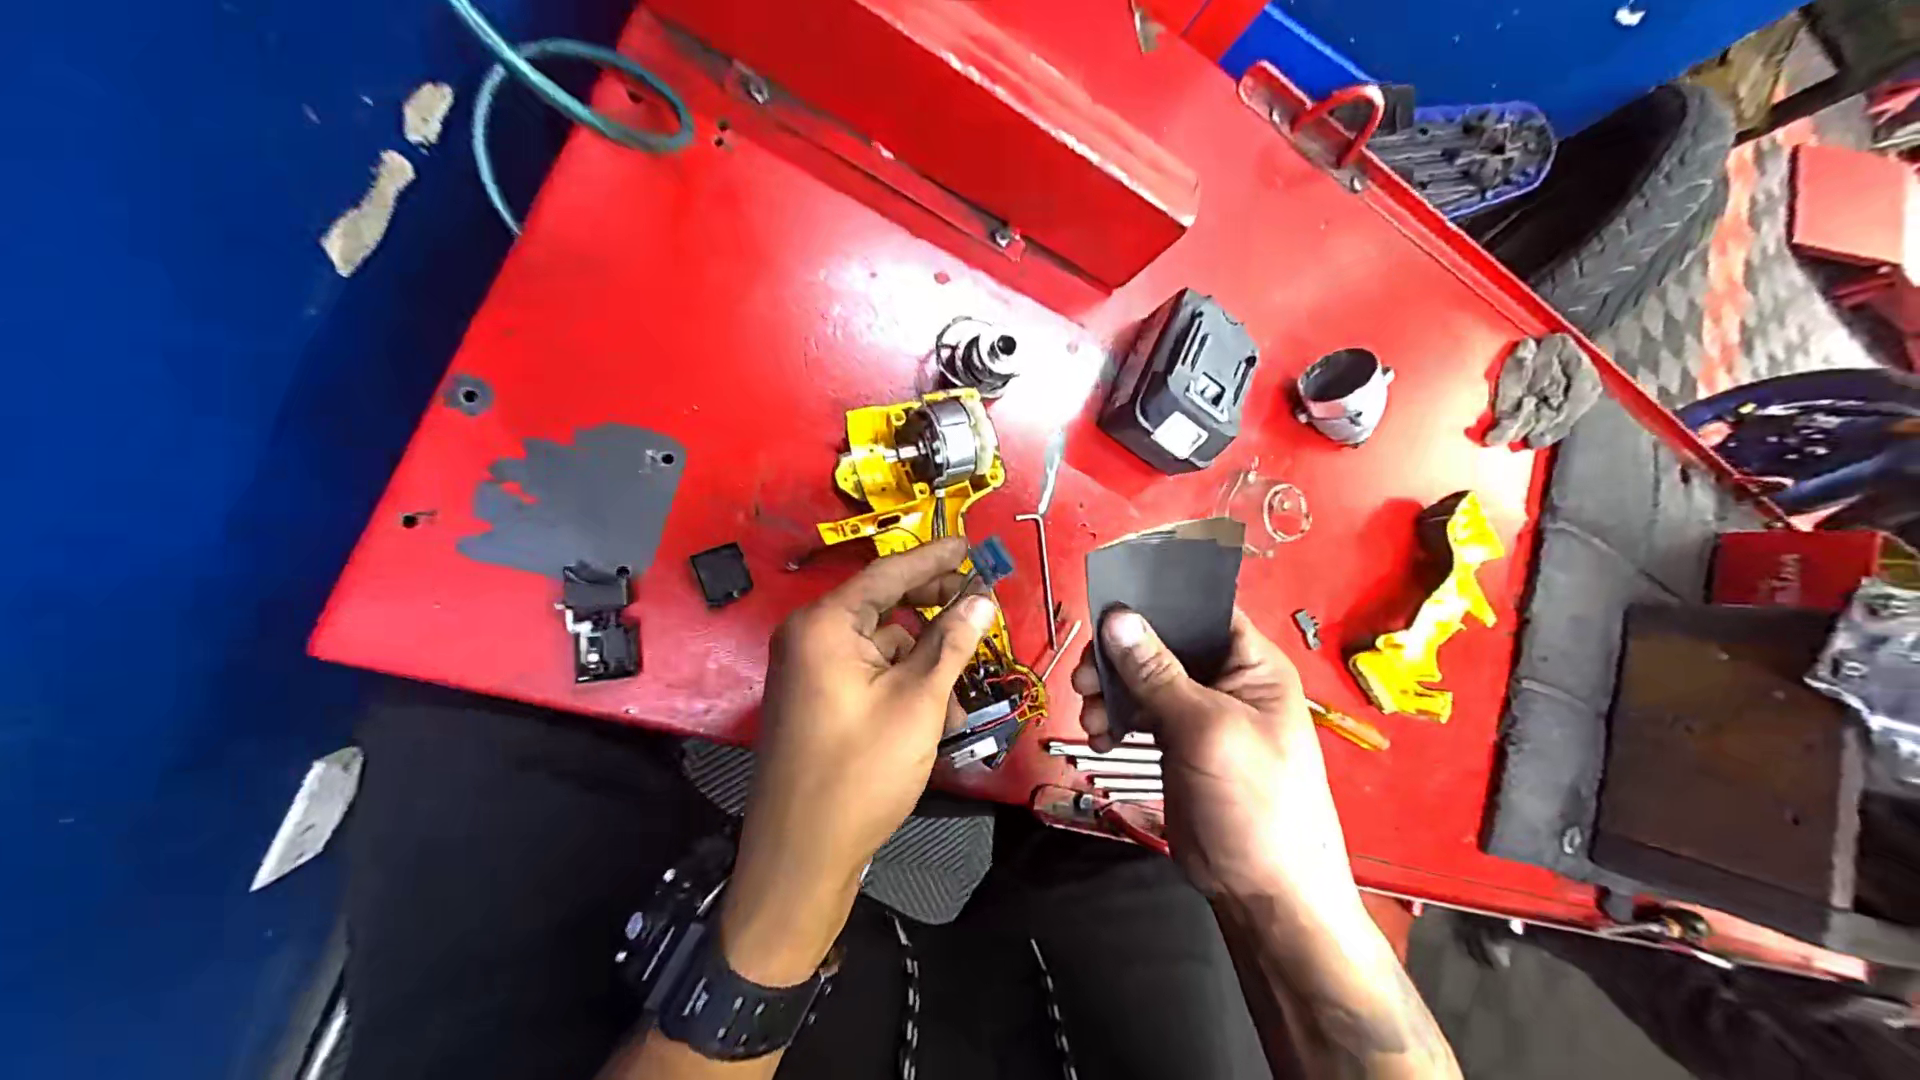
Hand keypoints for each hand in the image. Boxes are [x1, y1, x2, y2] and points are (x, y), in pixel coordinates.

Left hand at [721, 537, 995, 984]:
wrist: (802, 857)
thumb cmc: (860, 773)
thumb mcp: (917, 702)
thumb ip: (951, 643)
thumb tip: (982, 599)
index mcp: (824, 626)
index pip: (887, 574)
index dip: (934, 558)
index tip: (968, 544)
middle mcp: (809, 637)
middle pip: (883, 605)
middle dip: (932, 608)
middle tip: (978, 603)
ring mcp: (810, 670)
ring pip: (881, 645)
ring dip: (924, 656)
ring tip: (964, 680)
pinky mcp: (818, 698)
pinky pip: (868, 672)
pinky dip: (903, 681)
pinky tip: (937, 708)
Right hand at [1071, 608, 1361, 919]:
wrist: (1261, 892)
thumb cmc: (1256, 803)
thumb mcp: (1206, 730)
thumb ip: (1157, 673)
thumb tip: (1117, 618)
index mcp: (1251, 664)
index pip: (1200, 611)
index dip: (1156, 605)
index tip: (1108, 613)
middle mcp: (1224, 680)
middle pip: (1160, 644)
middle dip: (1118, 657)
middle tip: (1086, 678)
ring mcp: (1197, 711)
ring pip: (1141, 678)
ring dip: (1109, 691)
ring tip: (1092, 717)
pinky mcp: (1175, 740)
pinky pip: (1135, 713)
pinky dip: (1114, 720)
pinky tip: (1101, 737)